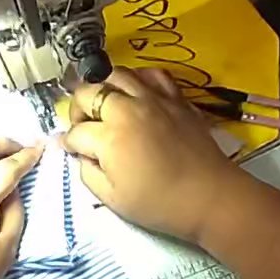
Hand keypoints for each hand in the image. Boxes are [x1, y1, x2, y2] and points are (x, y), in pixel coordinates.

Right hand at [63, 67, 251, 245]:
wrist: (209, 197)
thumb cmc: (160, 204)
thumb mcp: (112, 199)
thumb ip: (88, 172)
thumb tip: (81, 155)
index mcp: (109, 137)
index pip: (76, 132)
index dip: (70, 143)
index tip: (72, 151)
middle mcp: (127, 109)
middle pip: (88, 92)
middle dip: (78, 109)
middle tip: (84, 127)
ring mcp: (153, 99)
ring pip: (116, 74)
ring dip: (103, 88)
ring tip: (106, 107)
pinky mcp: (175, 97)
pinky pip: (151, 74)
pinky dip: (137, 79)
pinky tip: (136, 93)